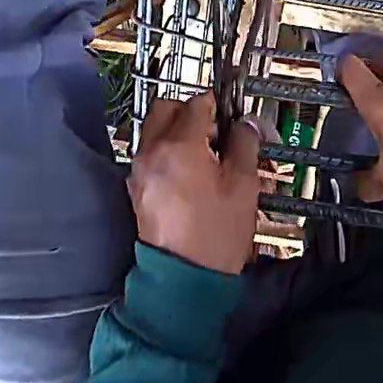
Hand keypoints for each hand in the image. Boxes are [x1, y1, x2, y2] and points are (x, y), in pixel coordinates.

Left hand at [129, 93, 264, 273]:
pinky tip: (190, 172)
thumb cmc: (216, 234)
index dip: (218, 105)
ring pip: (155, 129)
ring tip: (204, 154)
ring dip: (177, 130)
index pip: (197, 104)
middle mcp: (152, 150)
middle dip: (190, 111)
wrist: (184, 278)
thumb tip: (245, 124)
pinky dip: (166, 151)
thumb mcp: (243, 185)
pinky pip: (150, 152)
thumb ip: (244, 144)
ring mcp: (140, 168)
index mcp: (179, 144)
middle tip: (215, 130)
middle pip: (167, 107)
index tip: (231, 113)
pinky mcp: (136, 185)